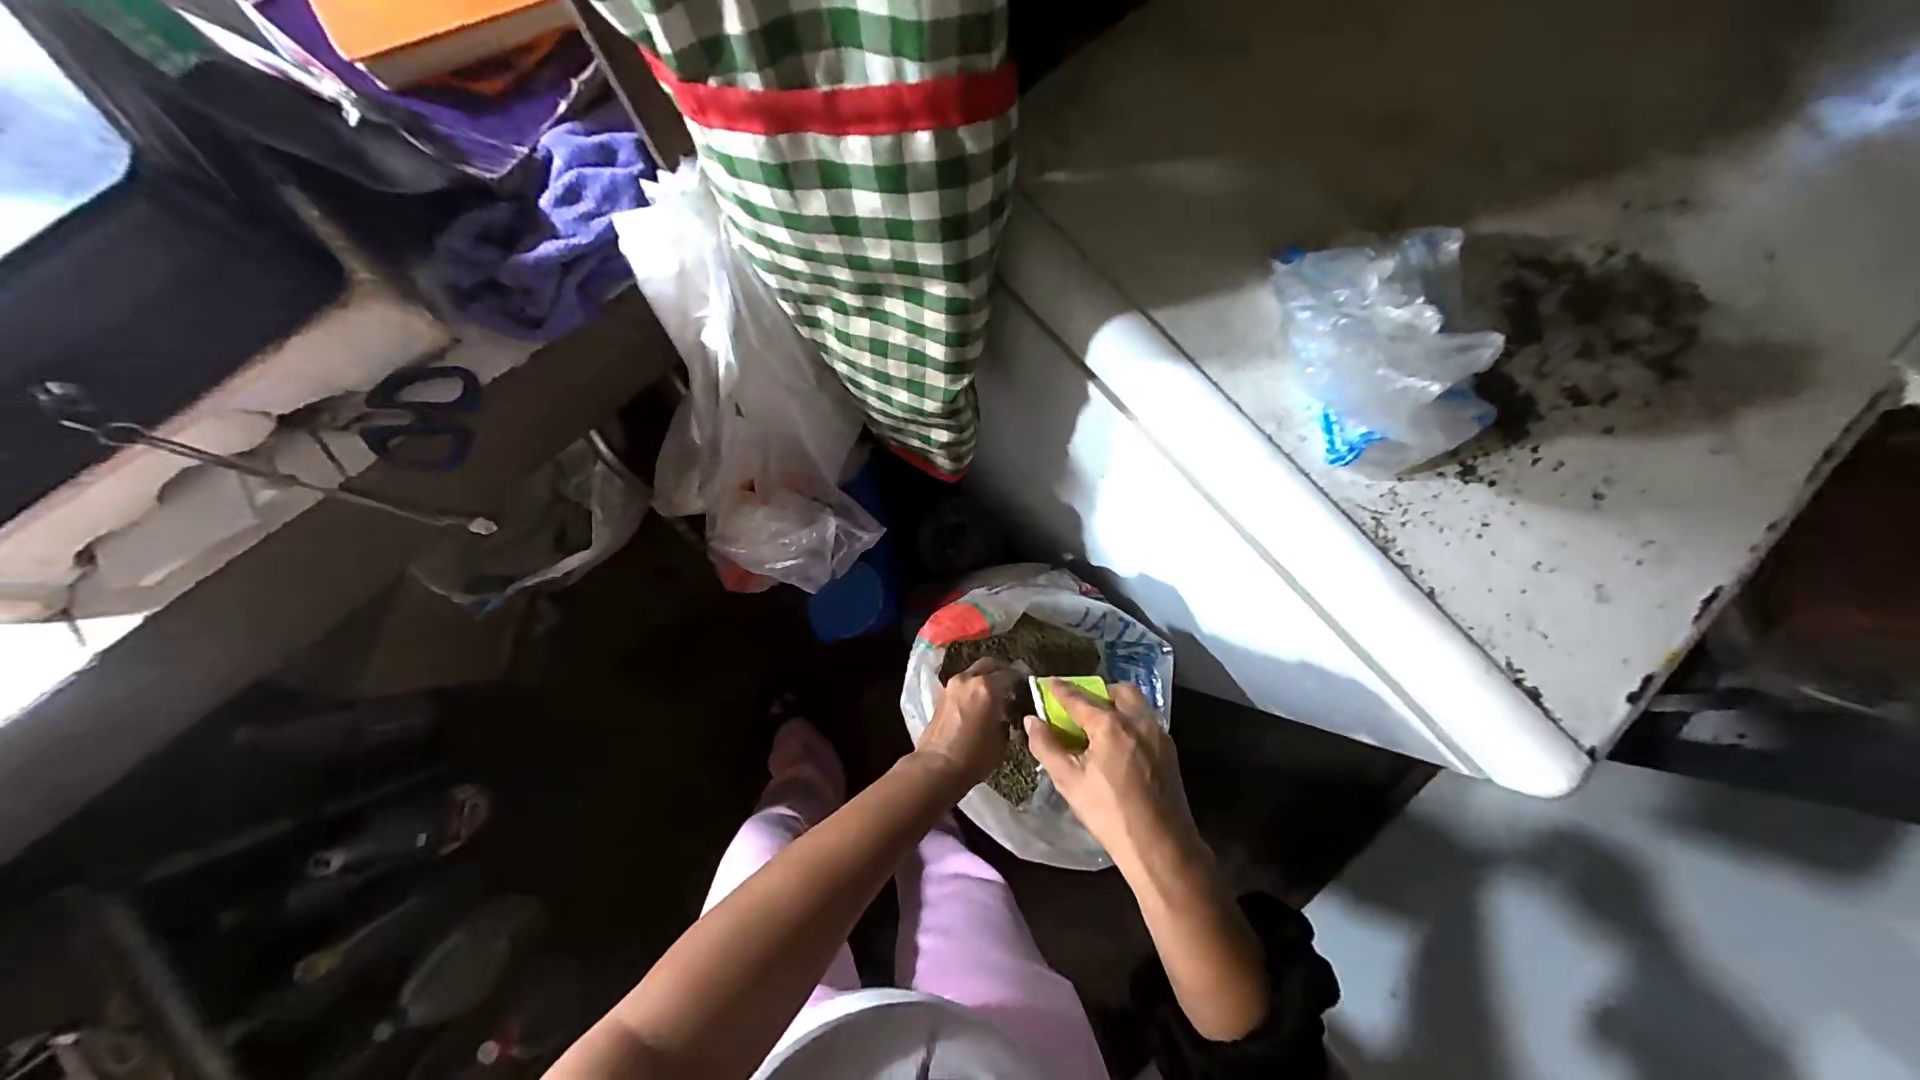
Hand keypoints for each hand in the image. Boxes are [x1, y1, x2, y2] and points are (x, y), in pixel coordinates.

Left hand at [917, 658, 1019, 787]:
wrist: (936, 767)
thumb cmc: (974, 756)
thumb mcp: (1002, 739)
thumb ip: (1006, 718)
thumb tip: (1005, 711)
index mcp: (987, 687)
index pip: (1011, 674)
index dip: (1022, 679)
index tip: (1028, 686)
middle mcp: (969, 679)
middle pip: (990, 664)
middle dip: (1002, 671)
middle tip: (1012, 684)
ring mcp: (952, 685)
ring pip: (974, 672)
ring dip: (986, 678)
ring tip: (995, 695)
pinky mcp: (941, 695)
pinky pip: (963, 683)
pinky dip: (973, 686)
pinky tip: (978, 703)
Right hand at [1025, 680, 1202, 874]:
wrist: (1160, 846)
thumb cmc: (1109, 814)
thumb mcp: (1069, 782)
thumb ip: (1046, 746)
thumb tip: (1032, 720)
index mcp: (1110, 725)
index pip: (1078, 699)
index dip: (1060, 690)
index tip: (1048, 682)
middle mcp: (1138, 720)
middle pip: (1115, 691)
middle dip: (1095, 692)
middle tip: (1078, 706)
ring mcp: (1158, 733)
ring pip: (1135, 704)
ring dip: (1115, 704)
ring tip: (1098, 723)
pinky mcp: (1169, 749)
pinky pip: (1146, 721)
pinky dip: (1129, 719)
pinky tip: (1118, 742)